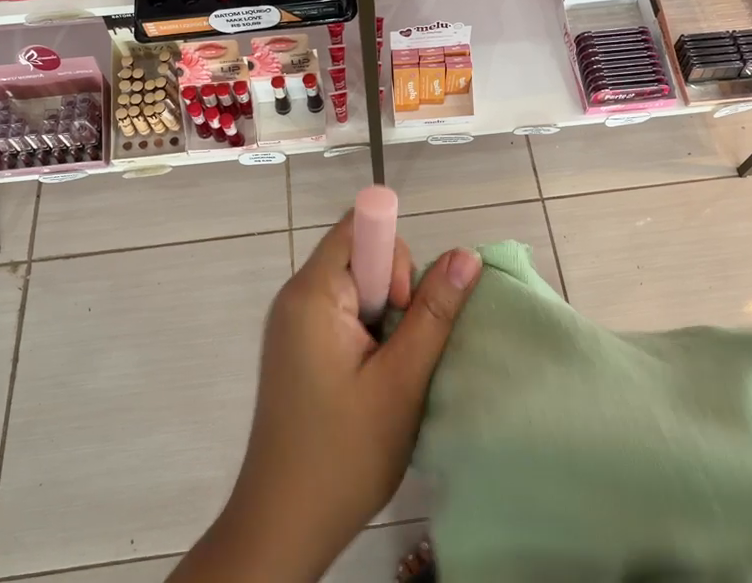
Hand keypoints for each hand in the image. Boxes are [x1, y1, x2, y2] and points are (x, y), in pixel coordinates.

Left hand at [171, 216, 482, 581]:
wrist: (285, 523)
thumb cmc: (345, 452)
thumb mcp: (401, 380)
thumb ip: (434, 312)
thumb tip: (466, 254)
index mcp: (311, 293)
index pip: (359, 227)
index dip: (394, 256)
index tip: (402, 310)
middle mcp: (296, 298)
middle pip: (361, 257)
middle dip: (396, 294)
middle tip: (401, 354)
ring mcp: (295, 325)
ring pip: (359, 291)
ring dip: (387, 321)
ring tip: (390, 376)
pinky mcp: (300, 350)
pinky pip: (345, 317)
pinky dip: (371, 338)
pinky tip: (377, 383)